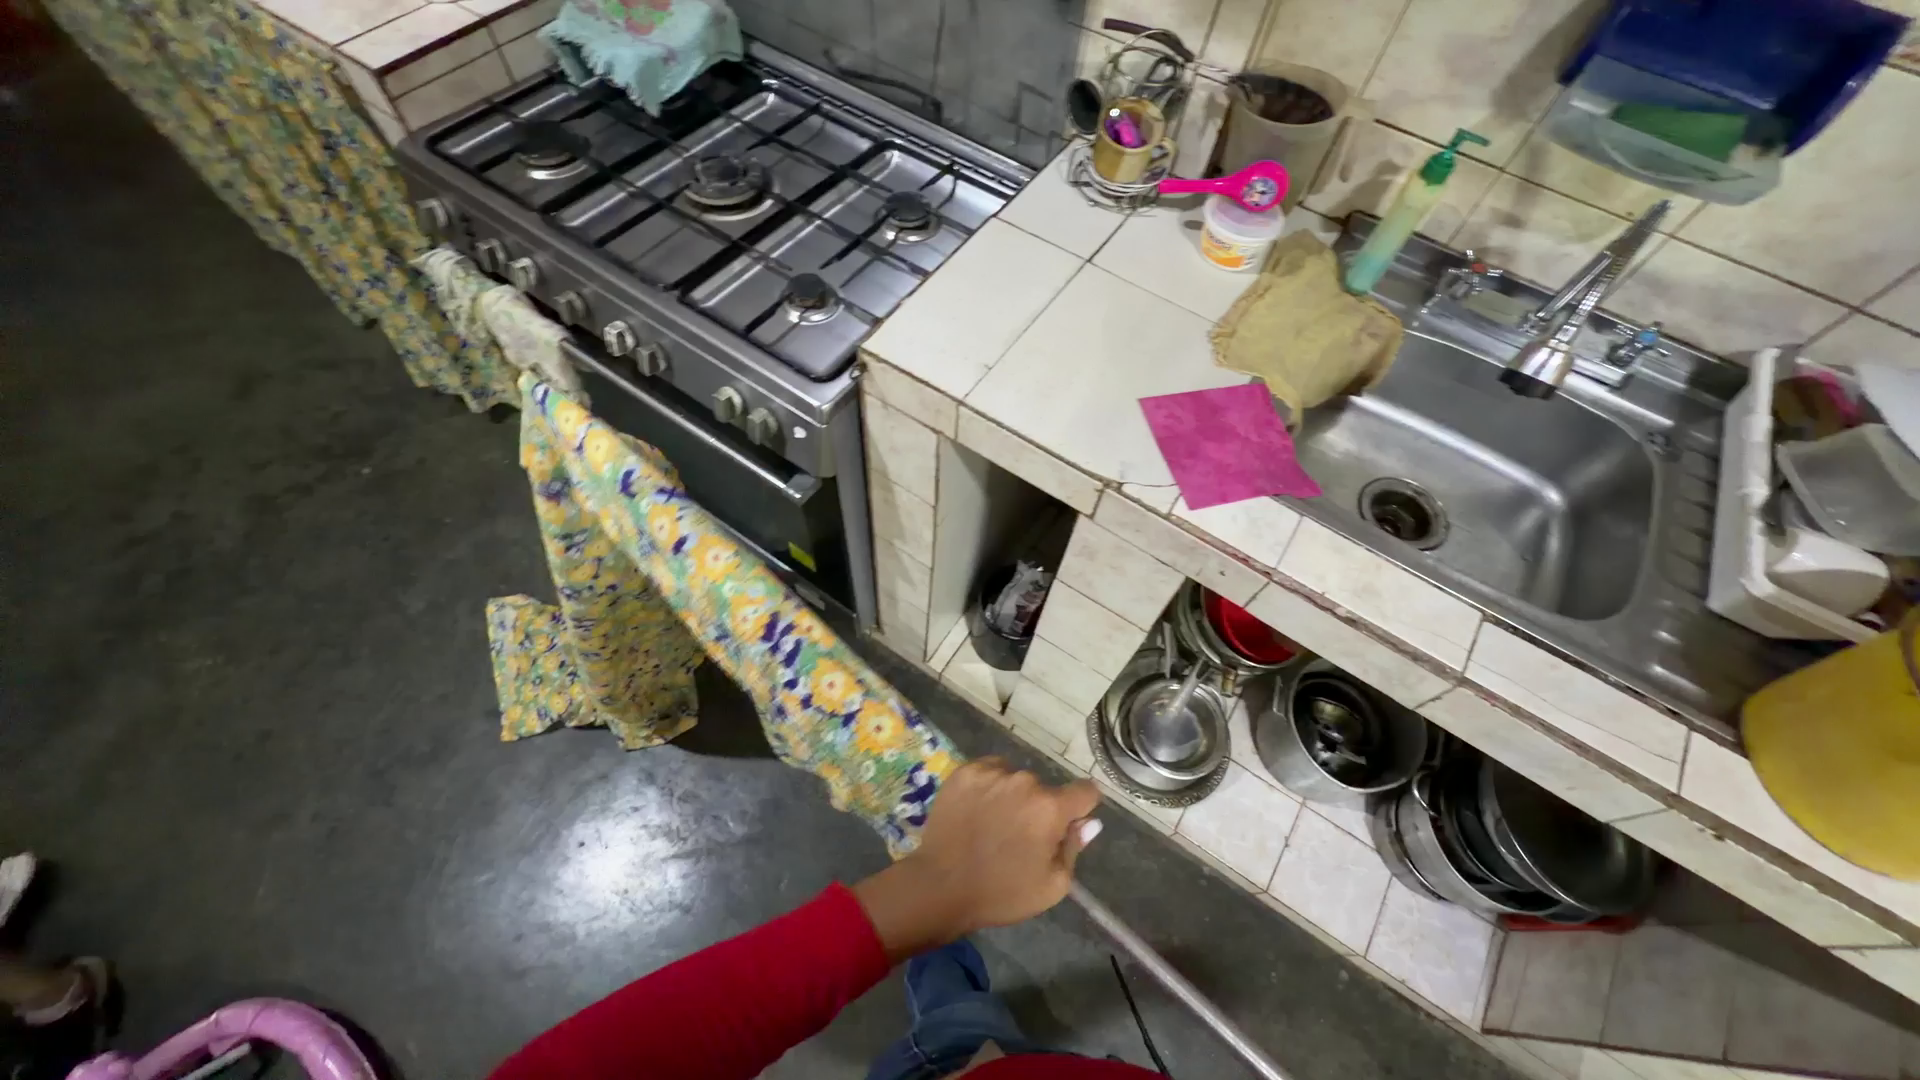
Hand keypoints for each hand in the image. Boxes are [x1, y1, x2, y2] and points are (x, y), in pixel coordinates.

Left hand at [852, 759, 1101, 961]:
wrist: (940, 887)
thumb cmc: (1002, 893)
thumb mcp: (1052, 885)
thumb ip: (1074, 847)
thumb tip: (1090, 822)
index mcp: (1050, 808)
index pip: (1086, 791)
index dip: (1082, 807)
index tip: (1068, 822)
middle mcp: (1024, 781)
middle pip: (1045, 789)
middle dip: (1040, 808)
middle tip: (1020, 836)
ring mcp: (992, 773)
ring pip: (1015, 778)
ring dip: (1013, 795)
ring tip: (993, 824)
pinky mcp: (965, 771)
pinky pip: (989, 771)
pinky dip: (988, 786)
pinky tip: (977, 811)